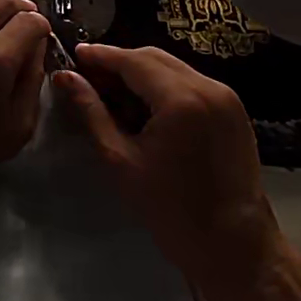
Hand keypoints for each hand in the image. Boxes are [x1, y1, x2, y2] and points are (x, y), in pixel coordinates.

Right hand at [55, 44, 284, 296]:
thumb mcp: (121, 160)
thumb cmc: (171, 210)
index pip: (132, 60)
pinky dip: (163, 86)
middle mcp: (208, 86)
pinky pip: (190, 83)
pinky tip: (143, 107)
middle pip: (154, 58)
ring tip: (112, 94)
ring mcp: (225, 96)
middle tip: (88, 77)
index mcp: (181, 99)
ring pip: (173, 68)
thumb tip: (65, 78)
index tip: (74, 56)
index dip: (100, 56)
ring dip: (141, 74)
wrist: (234, 245)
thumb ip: (92, 112)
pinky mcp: (233, 109)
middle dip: (120, 63)